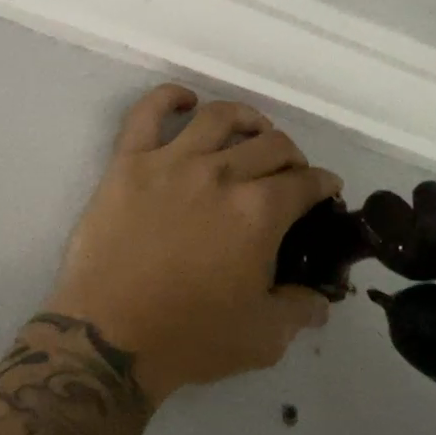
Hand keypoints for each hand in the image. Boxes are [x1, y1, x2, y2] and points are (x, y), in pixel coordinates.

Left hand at [44, 84, 340, 402]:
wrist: (110, 334)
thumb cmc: (189, 337)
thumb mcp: (263, 337)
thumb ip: (300, 309)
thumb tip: (320, 298)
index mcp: (259, 211)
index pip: (305, 182)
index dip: (323, 184)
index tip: (325, 191)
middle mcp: (220, 173)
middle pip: (270, 144)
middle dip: (291, 156)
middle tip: (289, 173)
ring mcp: (171, 161)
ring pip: (218, 117)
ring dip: (246, 118)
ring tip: (252, 129)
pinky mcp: (128, 161)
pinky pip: (148, 112)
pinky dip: (169, 97)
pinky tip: (185, 100)